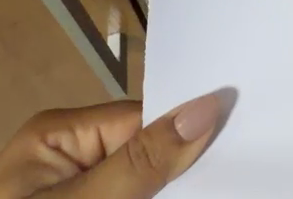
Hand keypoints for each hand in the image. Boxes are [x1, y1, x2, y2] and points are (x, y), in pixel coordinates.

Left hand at [0, 88, 236, 198]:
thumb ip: (140, 162)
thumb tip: (209, 103)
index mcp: (57, 134)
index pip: (142, 120)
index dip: (183, 137)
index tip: (235, 143)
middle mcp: (63, 158)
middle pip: (142, 153)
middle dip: (175, 171)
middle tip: (230, 172)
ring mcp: (66, 193)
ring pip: (137, 184)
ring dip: (163, 190)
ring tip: (216, 182)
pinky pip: (124, 196)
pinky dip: (144, 198)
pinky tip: (175, 194)